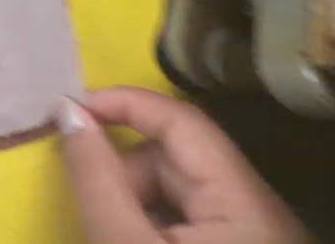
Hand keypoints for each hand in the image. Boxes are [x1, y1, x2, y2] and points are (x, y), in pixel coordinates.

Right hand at [59, 87, 311, 243]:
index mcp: (249, 206)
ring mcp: (263, 240)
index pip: (181, 120)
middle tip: (92, 202)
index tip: (67, 112)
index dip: (121, 104)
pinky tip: (137, 241)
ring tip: (114, 233)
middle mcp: (267, 216)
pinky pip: (197, 220)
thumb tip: (67, 107)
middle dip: (126, 168)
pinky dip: (158, 224)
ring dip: (138, 198)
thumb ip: (96, 175)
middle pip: (178, 158)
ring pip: (183, 191)